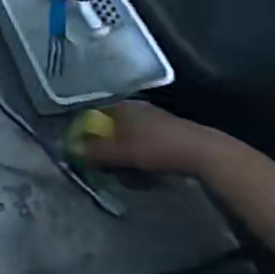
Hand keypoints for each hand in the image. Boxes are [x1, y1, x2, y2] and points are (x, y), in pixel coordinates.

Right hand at [75, 101, 235, 176]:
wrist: (203, 153)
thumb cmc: (157, 148)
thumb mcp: (122, 152)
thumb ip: (96, 151)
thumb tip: (71, 150)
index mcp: (121, 106)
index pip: (95, 113)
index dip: (87, 130)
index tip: (85, 148)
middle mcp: (136, 106)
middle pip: (112, 124)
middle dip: (107, 143)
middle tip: (106, 162)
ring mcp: (154, 116)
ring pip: (129, 132)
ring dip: (124, 149)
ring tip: (126, 167)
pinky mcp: (169, 129)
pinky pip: (145, 138)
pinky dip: (140, 150)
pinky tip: (146, 165)